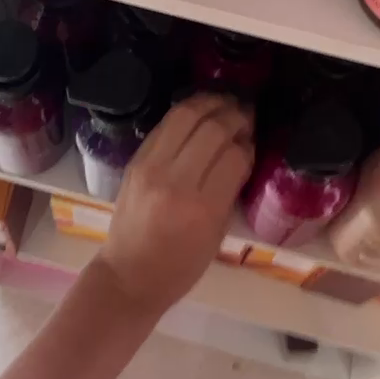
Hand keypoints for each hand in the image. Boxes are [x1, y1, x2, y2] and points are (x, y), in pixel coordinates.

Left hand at [98, 94, 254, 315]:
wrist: (128, 275)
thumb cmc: (180, 267)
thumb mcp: (217, 236)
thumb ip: (230, 191)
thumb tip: (242, 151)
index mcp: (202, 209)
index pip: (234, 157)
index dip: (248, 145)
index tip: (252, 142)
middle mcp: (175, 182)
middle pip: (212, 129)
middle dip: (234, 116)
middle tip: (245, 115)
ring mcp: (151, 167)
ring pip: (185, 116)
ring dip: (210, 103)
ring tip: (225, 103)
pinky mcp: (136, 159)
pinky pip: (165, 124)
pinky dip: (186, 113)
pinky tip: (200, 112)